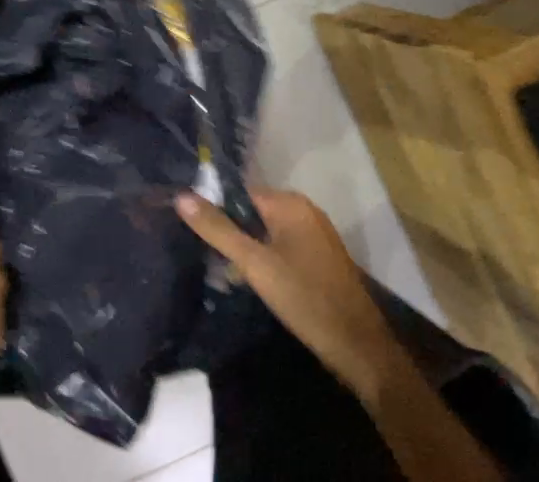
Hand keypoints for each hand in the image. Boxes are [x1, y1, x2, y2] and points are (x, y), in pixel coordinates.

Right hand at [176, 188, 396, 390]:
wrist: (357, 346)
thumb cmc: (304, 298)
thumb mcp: (254, 263)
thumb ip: (217, 229)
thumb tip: (181, 196)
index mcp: (291, 204)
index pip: (239, 193)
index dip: (215, 210)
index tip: (193, 231)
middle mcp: (305, 211)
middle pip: (252, 211)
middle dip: (229, 231)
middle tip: (206, 255)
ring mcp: (315, 236)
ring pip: (265, 232)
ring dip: (246, 248)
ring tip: (223, 270)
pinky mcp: (319, 258)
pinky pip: (281, 247)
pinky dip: (264, 258)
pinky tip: (251, 280)